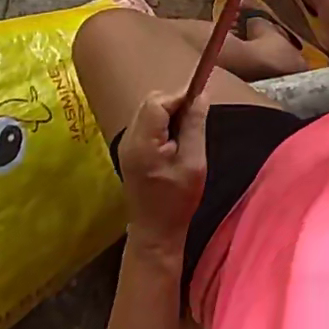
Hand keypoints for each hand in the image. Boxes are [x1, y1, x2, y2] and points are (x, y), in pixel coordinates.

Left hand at [116, 91, 207, 254]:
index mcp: (143, 142)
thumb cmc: (177, 201)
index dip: (180, 97)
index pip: (158, 102)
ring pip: (148, 111)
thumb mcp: (194, 162)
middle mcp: (129, 138)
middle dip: (174, 103)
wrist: (155, 232)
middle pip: (150, 102)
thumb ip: (195, 125)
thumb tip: (201, 95)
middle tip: (194, 119)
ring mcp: (126, 143)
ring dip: (169, 113)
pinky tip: (175, 141)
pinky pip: (146, 123)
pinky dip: (161, 123)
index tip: (200, 103)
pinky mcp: (129, 149)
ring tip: (186, 132)